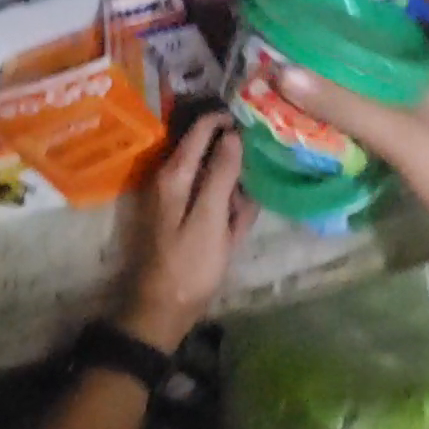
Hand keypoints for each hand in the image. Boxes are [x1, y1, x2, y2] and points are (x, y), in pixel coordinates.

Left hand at [120, 113, 258, 349]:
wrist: (162, 311)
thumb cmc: (189, 265)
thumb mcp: (210, 218)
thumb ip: (221, 174)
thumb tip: (233, 135)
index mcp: (175, 175)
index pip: (201, 130)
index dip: (226, 119)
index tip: (257, 117)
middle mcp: (172, 180)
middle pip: (209, 150)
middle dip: (236, 152)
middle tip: (265, 154)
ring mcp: (178, 200)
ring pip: (214, 175)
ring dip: (235, 181)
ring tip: (256, 189)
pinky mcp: (185, 219)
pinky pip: (213, 198)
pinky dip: (229, 202)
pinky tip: (241, 216)